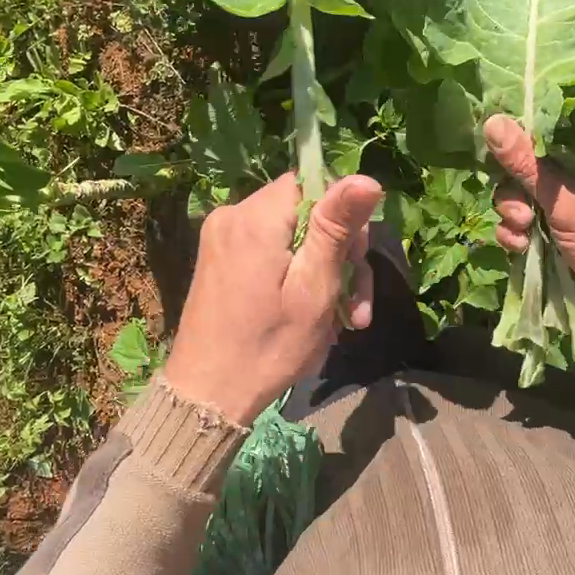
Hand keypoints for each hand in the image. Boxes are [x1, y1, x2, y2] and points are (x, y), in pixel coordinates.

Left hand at [163, 173, 383, 424]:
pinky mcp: (218, 259)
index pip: (313, 182)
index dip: (343, 215)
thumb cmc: (268, 346)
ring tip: (343, 321)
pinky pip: (270, 251)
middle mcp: (232, 216)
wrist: (207, 397)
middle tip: (355, 305)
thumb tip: (367, 178)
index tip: (356, 261)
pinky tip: (312, 315)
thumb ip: (336, 228)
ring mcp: (221, 238)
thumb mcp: (314, 287)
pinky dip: (295, 276)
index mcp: (255, 218)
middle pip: (304, 210)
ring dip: (322, 272)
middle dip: (339, 253)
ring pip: (291, 235)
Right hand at [484, 115, 574, 303]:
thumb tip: (492, 122)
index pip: (551, 118)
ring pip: (514, 189)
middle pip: (523, 156)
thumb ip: (527, 164)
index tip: (499, 133)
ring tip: (524, 229)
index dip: (523, 122)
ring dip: (511, 211)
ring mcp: (556, 195)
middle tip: (521, 206)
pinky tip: (521, 246)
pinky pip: (515, 217)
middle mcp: (571, 166)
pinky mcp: (544, 222)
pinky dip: (513, 231)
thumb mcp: (563, 200)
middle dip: (513, 184)